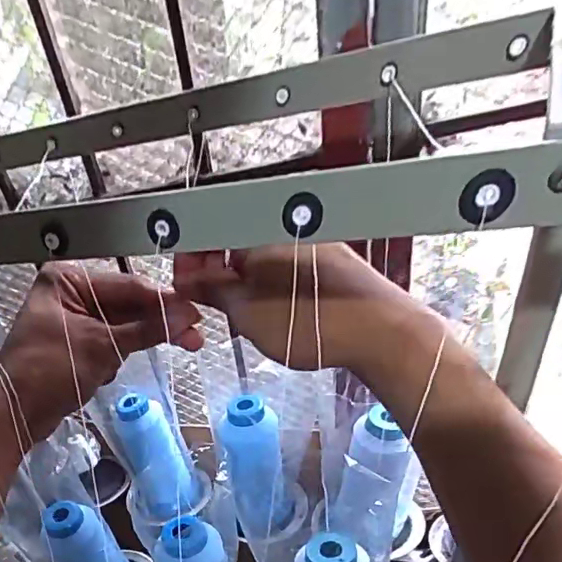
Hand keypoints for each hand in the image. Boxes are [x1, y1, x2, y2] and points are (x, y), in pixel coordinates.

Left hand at [0, 263, 203, 442]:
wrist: (13, 416)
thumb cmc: (46, 373)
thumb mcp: (100, 348)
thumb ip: (146, 330)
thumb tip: (186, 317)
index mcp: (67, 279)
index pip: (127, 286)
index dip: (164, 302)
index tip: (195, 315)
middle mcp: (67, 293)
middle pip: (125, 306)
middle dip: (151, 326)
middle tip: (192, 338)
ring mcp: (69, 321)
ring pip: (119, 328)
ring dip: (127, 347)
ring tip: (124, 364)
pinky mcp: (72, 347)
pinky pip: (106, 345)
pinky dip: (112, 359)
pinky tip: (102, 374)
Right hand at [173, 243, 430, 370]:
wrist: (381, 333)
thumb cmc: (309, 322)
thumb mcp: (246, 311)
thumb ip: (211, 290)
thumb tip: (186, 279)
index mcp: (260, 231)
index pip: (209, 231)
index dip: (188, 258)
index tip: (180, 286)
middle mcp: (284, 228)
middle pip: (233, 241)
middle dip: (212, 271)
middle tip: (204, 304)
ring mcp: (309, 243)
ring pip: (258, 256)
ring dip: (238, 281)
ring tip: (234, 314)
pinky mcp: (327, 261)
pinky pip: (282, 265)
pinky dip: (264, 284)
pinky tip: (266, 311)